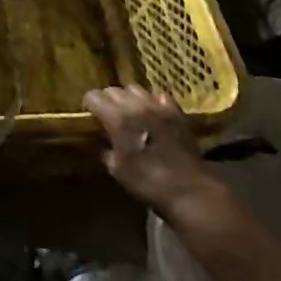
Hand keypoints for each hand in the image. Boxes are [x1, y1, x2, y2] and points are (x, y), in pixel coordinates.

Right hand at [84, 85, 219, 214]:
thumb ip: (106, 150)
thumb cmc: (148, 183)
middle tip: (109, 115)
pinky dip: (153, 101)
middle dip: (107, 100)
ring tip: (131, 111)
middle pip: (113, 90)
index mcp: (117, 118)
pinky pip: (159, 97)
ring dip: (129, 98)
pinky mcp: (176, 113)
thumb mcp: (117, 170)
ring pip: (135, 89)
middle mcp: (135, 106)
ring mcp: (158, 107)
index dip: (89, 104)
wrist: (190, 192)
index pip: (93, 96)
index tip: (91, 115)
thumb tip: (103, 142)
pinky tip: (153, 113)